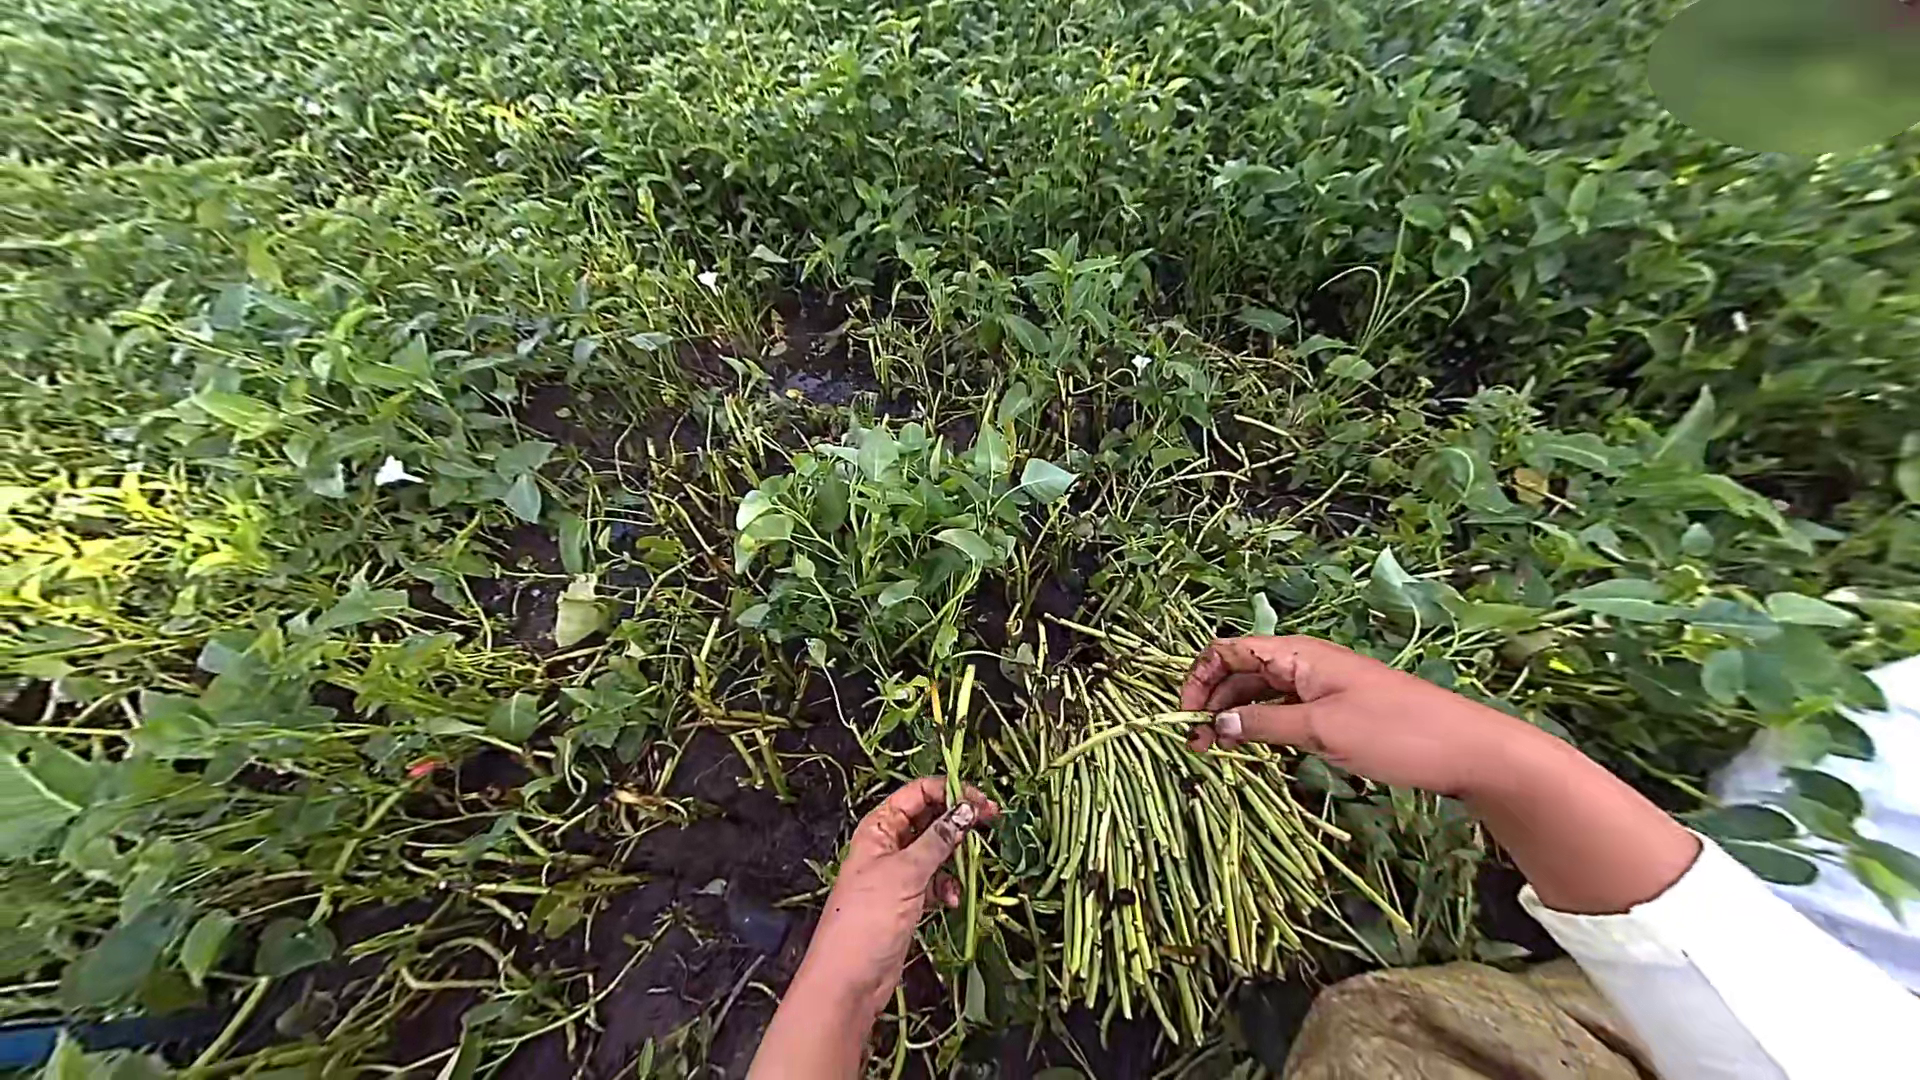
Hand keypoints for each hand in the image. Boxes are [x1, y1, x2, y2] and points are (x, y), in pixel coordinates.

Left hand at [793, 777, 998, 1019]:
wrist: (848, 983)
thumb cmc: (867, 920)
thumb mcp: (906, 872)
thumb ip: (938, 839)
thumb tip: (964, 809)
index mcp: (880, 826)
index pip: (919, 792)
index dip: (949, 791)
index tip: (979, 800)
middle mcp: (889, 842)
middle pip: (930, 816)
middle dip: (958, 818)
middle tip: (989, 818)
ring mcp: (899, 871)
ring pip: (936, 848)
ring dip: (955, 855)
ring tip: (970, 864)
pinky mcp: (908, 898)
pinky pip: (935, 879)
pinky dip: (947, 885)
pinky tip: (952, 898)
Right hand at [1180, 635, 1699, 912]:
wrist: (1474, 751)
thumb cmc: (1395, 731)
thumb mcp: (1320, 729)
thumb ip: (1260, 723)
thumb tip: (1213, 724)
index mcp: (1296, 654)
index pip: (1228, 650)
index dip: (1199, 676)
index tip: (1185, 713)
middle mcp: (1302, 662)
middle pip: (1238, 671)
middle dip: (1211, 700)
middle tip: (1194, 741)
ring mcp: (1318, 685)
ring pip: (1258, 692)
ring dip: (1232, 715)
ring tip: (1214, 749)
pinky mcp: (1332, 708)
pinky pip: (1281, 708)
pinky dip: (1258, 724)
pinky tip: (1250, 746)